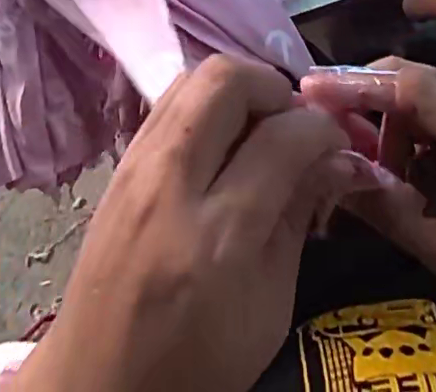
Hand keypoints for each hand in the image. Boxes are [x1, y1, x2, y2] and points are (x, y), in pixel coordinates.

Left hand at [16, 56, 381, 391]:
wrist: (93, 387)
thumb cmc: (195, 365)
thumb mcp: (270, 304)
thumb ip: (301, 214)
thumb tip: (342, 157)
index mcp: (217, 235)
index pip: (282, 139)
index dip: (323, 128)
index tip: (338, 141)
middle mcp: (170, 184)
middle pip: (226, 80)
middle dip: (274, 86)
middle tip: (292, 123)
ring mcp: (135, 167)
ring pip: (194, 76)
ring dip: (240, 89)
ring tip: (260, 128)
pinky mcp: (119, 163)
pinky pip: (170, 101)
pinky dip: (208, 103)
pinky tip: (224, 141)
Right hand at [300, 59, 435, 374]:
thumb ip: (394, 211)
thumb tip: (332, 173)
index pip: (411, 85)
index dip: (355, 83)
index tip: (306, 91)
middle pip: (415, 83)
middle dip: (366, 104)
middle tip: (324, 138)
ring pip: (426, 101)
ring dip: (390, 129)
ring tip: (367, 176)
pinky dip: (414, 142)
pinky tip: (403, 180)